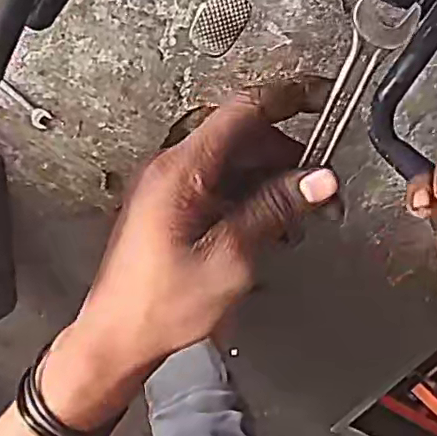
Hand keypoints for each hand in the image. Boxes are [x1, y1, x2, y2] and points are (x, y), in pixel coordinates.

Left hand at [62, 78, 338, 382]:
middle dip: (287, 155)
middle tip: (318, 183)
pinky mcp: (172, 206)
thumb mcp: (229, 259)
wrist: (117, 337)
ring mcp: (170, 187)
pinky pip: (220, 183)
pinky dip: (250, 196)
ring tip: (298, 212)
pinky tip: (269, 224)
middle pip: (242, 137)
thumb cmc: (156, 307)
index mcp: (181, 172)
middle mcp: (171, 171)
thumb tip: (315, 181)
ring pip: (234, 161)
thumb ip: (274, 211)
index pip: (241, 111)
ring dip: (271, 179)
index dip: (287, 100)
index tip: (319, 98)